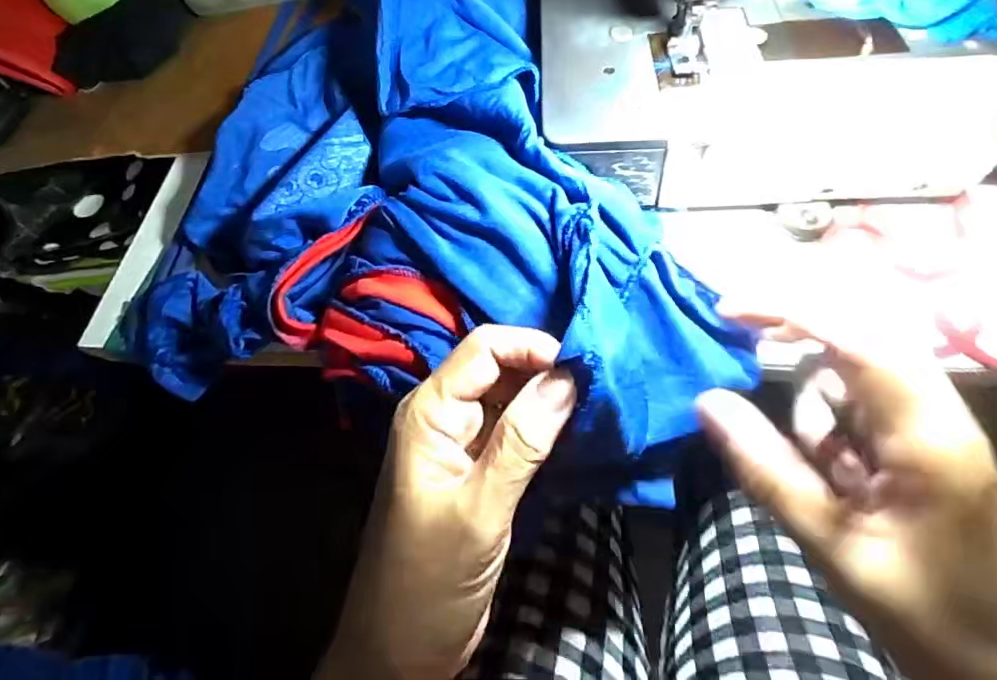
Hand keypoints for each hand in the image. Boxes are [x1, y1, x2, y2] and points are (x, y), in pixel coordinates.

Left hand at [318, 326, 577, 679]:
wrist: (399, 655)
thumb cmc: (428, 583)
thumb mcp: (479, 512)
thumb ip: (522, 442)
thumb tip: (569, 377)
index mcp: (430, 413)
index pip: (484, 349)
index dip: (532, 346)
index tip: (581, 365)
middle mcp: (444, 415)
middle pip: (500, 366)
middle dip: (546, 368)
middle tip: (597, 383)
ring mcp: (462, 441)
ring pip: (511, 394)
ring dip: (549, 394)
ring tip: (595, 400)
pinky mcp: (479, 467)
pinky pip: (516, 426)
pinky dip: (545, 422)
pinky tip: (575, 427)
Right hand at [695, 303, 996, 679]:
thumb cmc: (927, 616)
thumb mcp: (835, 547)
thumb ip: (768, 470)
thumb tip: (708, 402)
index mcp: (926, 430)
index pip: (853, 336)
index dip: (787, 309)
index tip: (728, 310)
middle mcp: (940, 405)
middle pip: (860, 330)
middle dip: (800, 330)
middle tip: (750, 346)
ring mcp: (940, 417)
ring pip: (862, 362)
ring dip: (823, 397)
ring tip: (829, 474)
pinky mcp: (933, 433)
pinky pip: (871, 395)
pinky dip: (839, 417)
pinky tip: (841, 473)